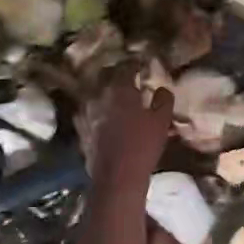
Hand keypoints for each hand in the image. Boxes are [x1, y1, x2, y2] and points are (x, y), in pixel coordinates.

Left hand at [81, 68, 173, 191]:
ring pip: (96, 98)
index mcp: (119, 90)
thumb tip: (162, 89)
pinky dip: (98, 116)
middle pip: (106, 80)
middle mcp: (98, 97)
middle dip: (117, 79)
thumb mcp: (161, 121)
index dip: (134, 65)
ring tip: (117, 103)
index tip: (141, 66)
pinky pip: (90, 116)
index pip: (126, 68)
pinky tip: (104, 122)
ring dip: (106, 98)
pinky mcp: (81, 132)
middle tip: (128, 82)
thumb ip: (163, 101)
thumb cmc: (142, 145)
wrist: (116, 177)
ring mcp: (86, 114)